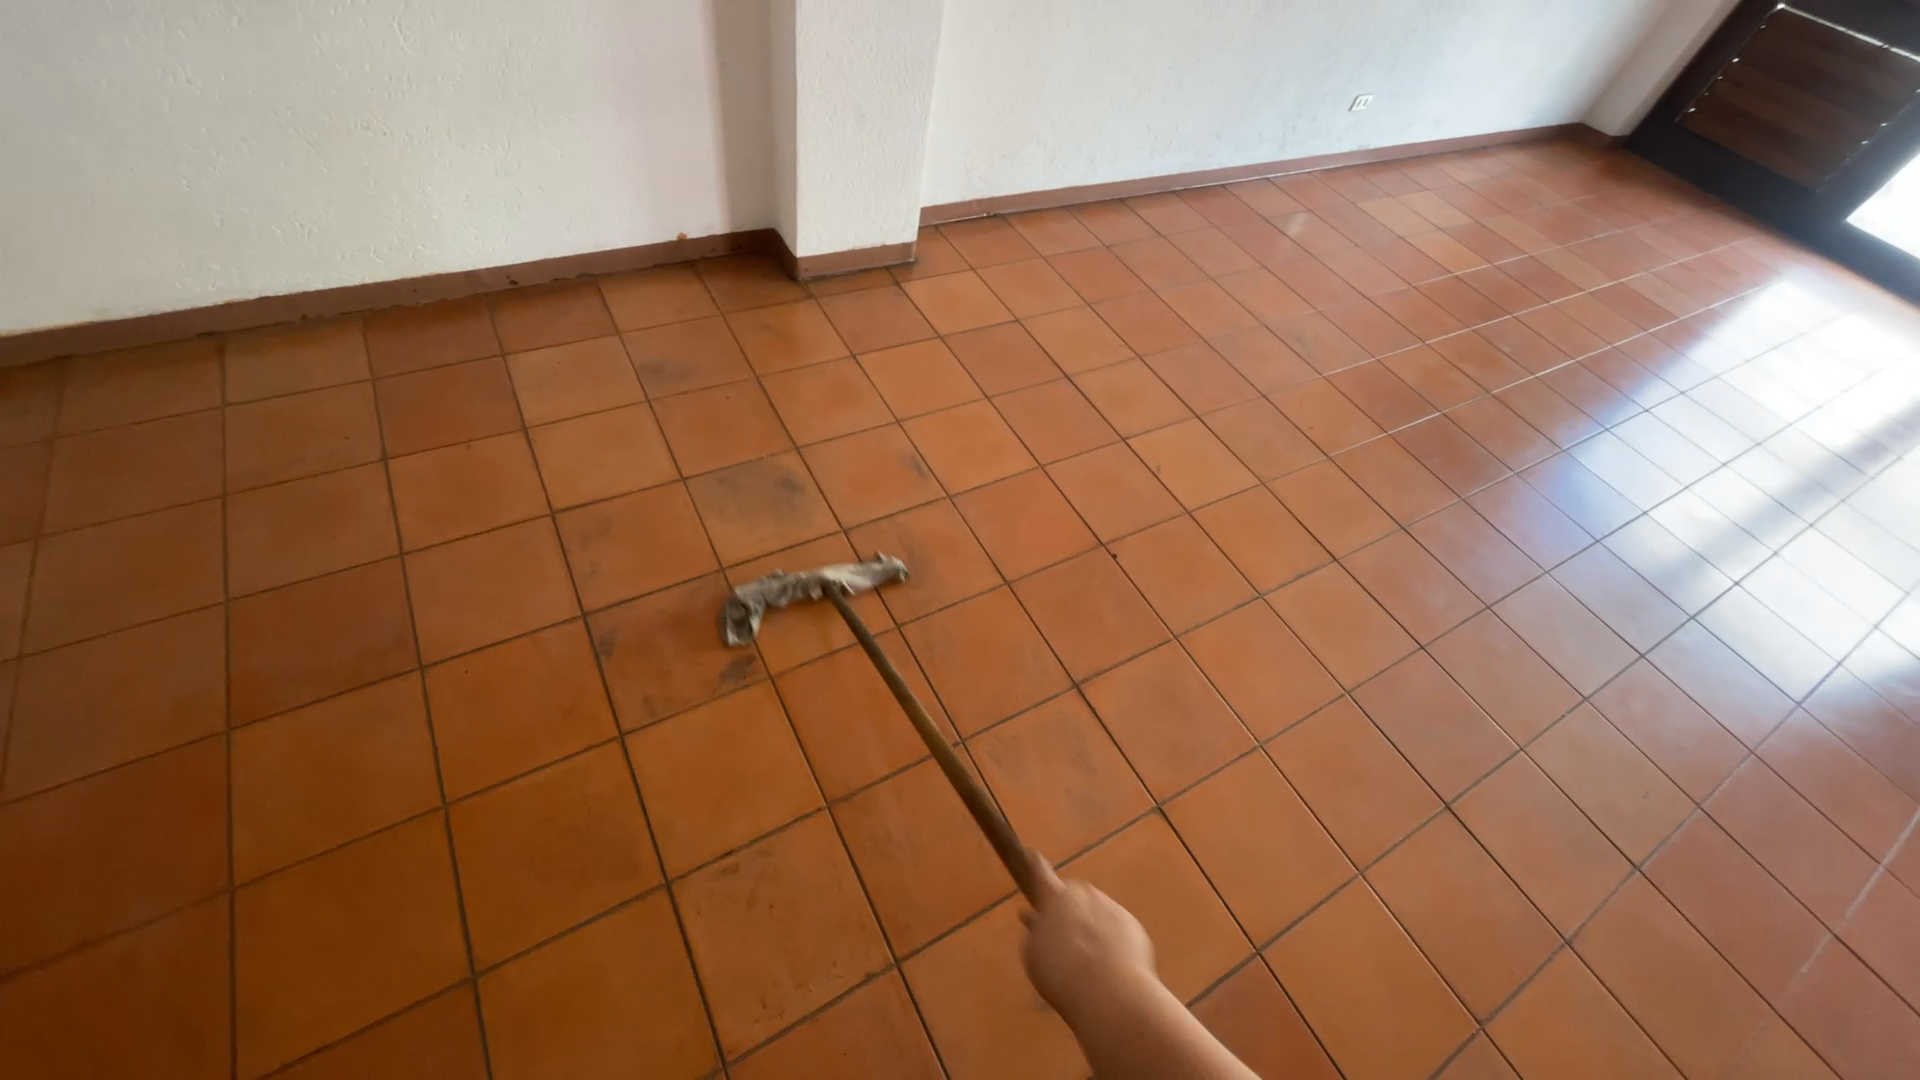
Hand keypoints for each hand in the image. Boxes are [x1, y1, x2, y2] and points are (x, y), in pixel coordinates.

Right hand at [1018, 848, 1158, 1019]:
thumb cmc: (1063, 975)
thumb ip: (1033, 933)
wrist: (1113, 995)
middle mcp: (1084, 894)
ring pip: (1095, 910)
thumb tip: (1032, 918)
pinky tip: (1108, 965)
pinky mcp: (1133, 925)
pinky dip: (1110, 938)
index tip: (1030, 851)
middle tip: (1062, 935)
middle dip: (1067, 908)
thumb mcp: (1035, 957)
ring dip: (1089, 924)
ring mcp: (1111, 907)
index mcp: (1055, 898)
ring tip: (1087, 959)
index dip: (1034, 862)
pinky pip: (1115, 926)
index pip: (1041, 872)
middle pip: (1072, 894)